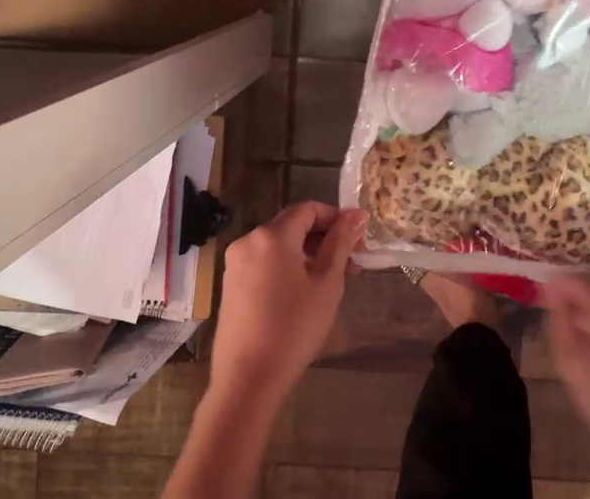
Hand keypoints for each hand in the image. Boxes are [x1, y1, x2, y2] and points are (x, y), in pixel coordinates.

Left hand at [210, 202, 364, 405]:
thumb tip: (356, 215)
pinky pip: (265, 263)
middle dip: (324, 238)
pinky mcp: (231, 285)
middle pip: (293, 226)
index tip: (359, 240)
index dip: (337, 219)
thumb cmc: (293, 328)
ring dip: (308, 254)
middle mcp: (248, 241)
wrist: (247, 379)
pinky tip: (303, 293)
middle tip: (352, 264)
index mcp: (272, 236)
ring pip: (279, 246)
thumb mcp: (326, 283)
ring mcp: (235, 264)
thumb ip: (340, 243)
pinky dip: (287, 267)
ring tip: (331, 281)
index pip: (309, 209)